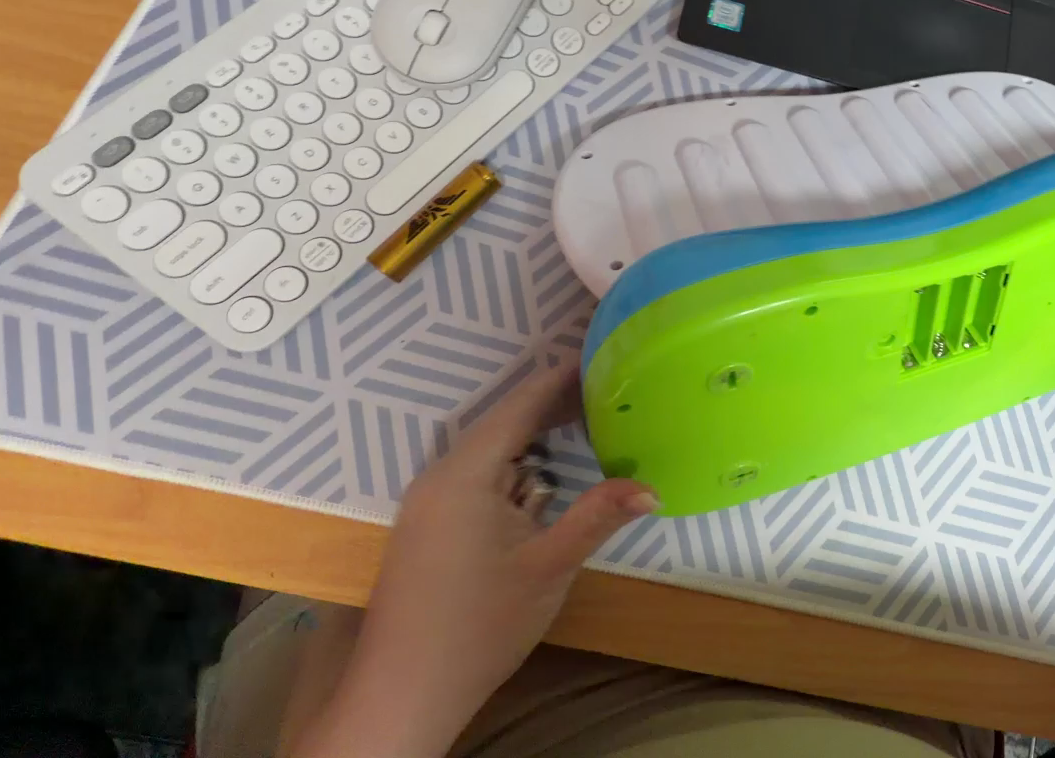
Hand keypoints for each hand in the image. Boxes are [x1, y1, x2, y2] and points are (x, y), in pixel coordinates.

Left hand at [295, 369, 657, 757]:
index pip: (517, 407)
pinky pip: (480, 476)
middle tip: (607, 389)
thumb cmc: (478, 626)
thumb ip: (599, 515)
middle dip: (553, 404)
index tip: (597, 356)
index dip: (558, 379)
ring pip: (491, 451)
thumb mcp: (549, 566)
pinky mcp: (431, 526)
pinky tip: (546, 476)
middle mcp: (441, 477)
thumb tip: (653, 489)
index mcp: (465, 475)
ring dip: (535, 436)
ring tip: (587, 421)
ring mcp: (431, 503)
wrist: (401, 697)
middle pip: (503, 422)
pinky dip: (517, 465)